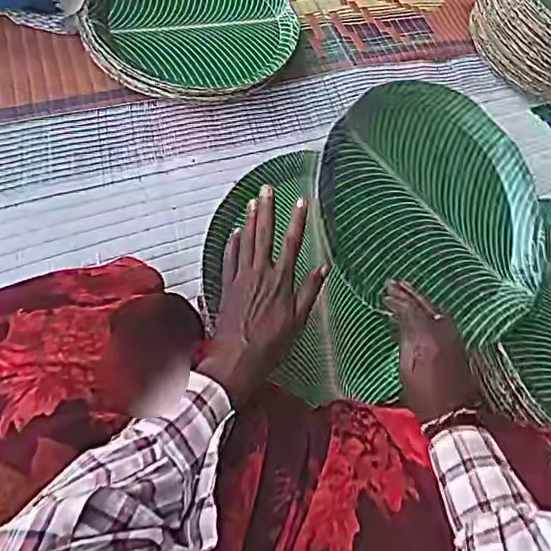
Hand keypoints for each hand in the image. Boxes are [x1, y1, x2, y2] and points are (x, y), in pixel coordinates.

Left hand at [198, 186, 327, 405]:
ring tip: (252, 202)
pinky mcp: (228, 286)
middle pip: (264, 234)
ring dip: (250, 220)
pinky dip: (233, 242)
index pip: (291, 243)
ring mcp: (241, 278)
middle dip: (267, 209)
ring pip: (245, 241)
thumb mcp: (298, 321)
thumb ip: (310, 291)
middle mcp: (260, 274)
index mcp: (280, 282)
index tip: (300, 202)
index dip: (296, 220)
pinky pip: (230, 258)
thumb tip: (322, 268)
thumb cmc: (269, 346)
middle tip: (266, 189)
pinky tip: (235, 232)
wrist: (236, 361)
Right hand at [383, 281, 476, 421]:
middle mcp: (442, 331)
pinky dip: (428, 310)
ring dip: (419, 300)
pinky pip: (441, 317)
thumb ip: (405, 340)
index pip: (411, 309)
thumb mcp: (406, 369)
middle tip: (394, 284)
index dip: (398, 300)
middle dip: (409, 293)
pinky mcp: (457, 343)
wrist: (453, 415)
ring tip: (405, 292)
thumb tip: (400, 321)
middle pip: (424, 304)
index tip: (385, 293)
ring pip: (434, 309)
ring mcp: (453, 336)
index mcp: (426, 337)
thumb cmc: (423, 397)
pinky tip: (420, 311)